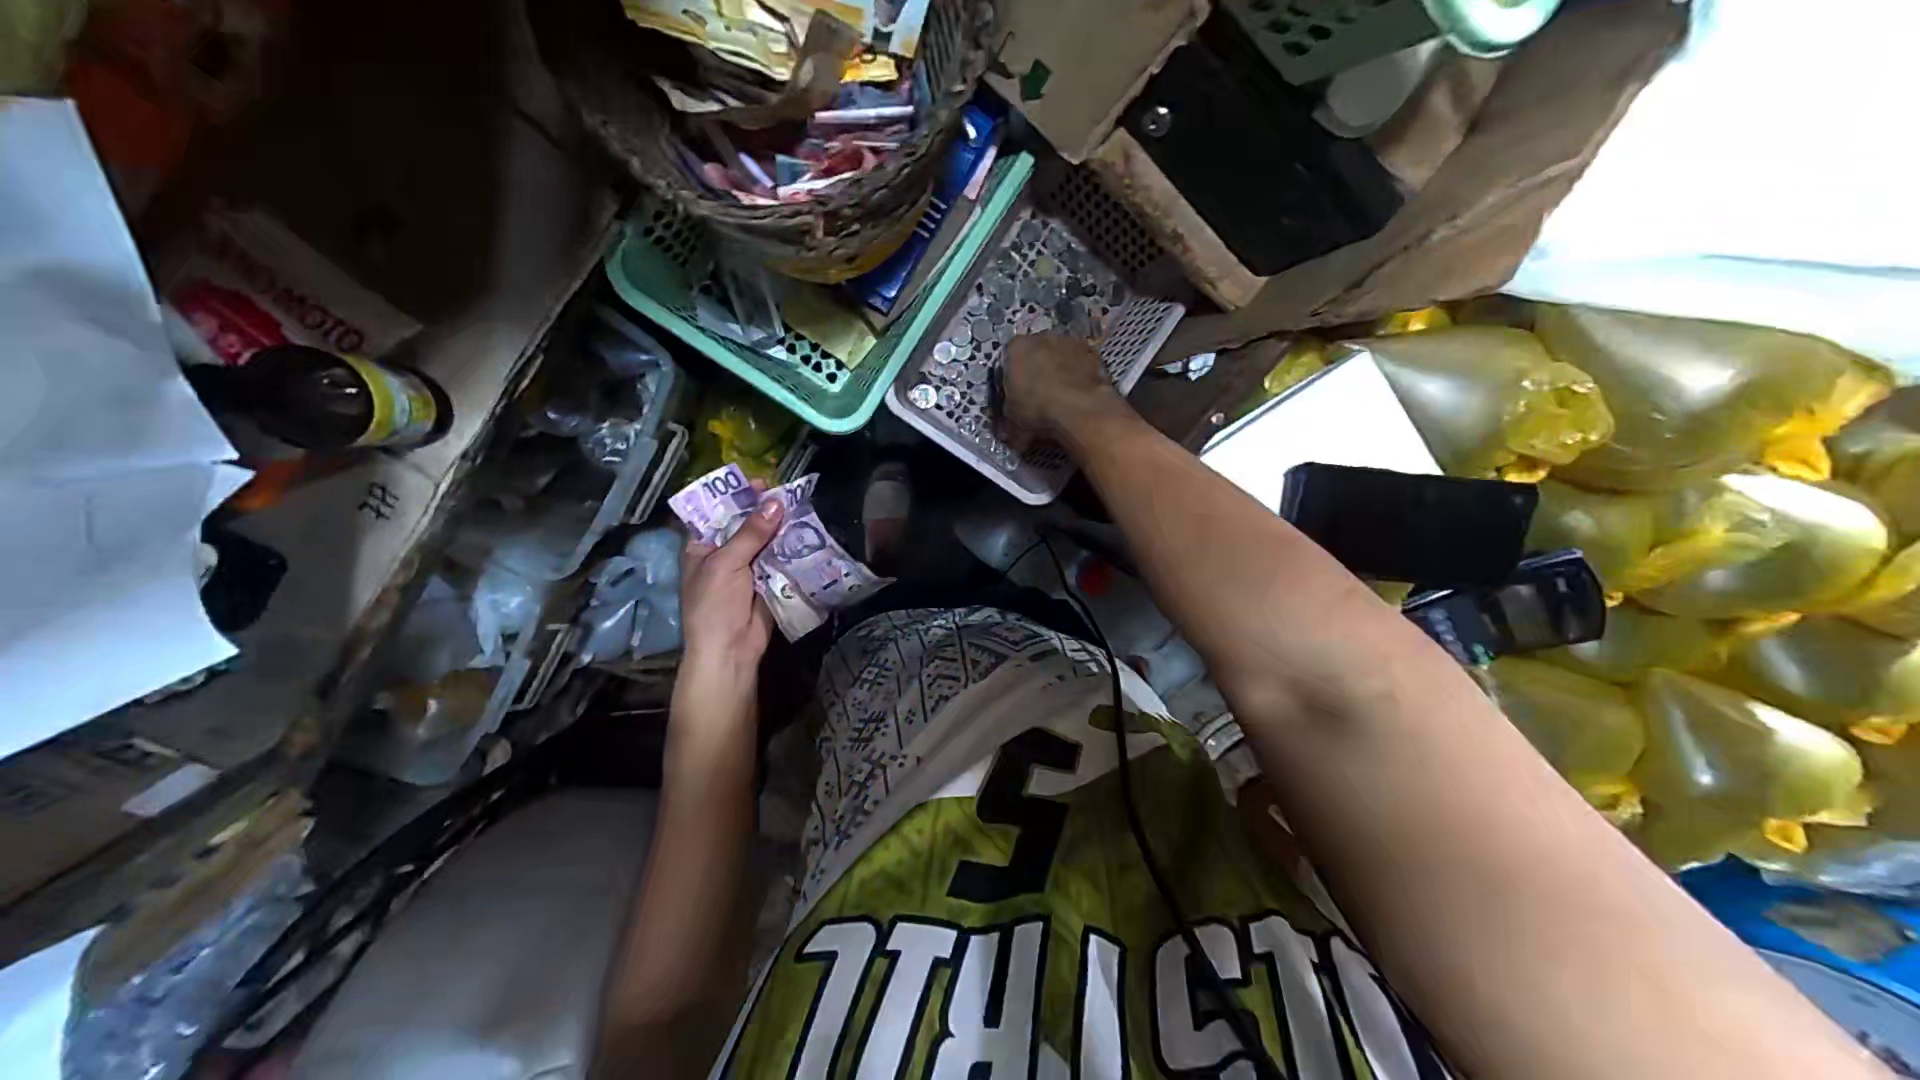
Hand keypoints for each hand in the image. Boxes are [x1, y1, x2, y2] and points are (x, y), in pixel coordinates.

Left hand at [679, 491, 784, 686]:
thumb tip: (775, 502)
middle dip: (766, 510)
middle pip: (746, 524)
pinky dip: (792, 549)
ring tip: (803, 508)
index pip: (718, 512)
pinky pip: (781, 560)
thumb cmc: (714, 604)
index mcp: (703, 546)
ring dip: (782, 528)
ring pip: (767, 541)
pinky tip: (807, 534)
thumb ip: (751, 532)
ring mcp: (748, 568)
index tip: (759, 482)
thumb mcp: (726, 563)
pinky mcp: (769, 582)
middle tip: (789, 493)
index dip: (737, 496)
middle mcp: (724, 553)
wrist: (730, 650)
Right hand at [1002, 334, 1126, 438]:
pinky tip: (1079, 397)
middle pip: (1036, 355)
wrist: (1081, 409)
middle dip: (1036, 373)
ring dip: (1060, 372)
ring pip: (1060, 358)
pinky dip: (1079, 377)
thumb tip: (1011, 434)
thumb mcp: (1013, 424)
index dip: (1012, 382)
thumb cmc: (1038, 411)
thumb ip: (1009, 422)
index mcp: (1015, 349)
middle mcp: (1041, 337)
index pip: (1008, 363)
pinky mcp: (1094, 352)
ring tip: (1063, 400)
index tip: (1016, 399)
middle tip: (1039, 399)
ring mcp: (1070, 342)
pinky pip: (1081, 365)